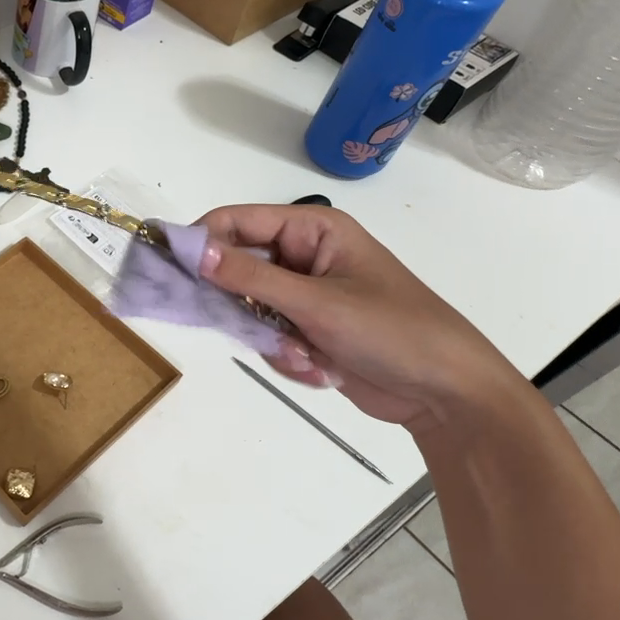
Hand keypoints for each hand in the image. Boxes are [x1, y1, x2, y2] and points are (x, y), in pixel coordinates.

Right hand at [194, 204, 524, 431]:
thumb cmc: (393, 332)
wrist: (451, 397)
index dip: (199, 240)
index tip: (169, 270)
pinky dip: (284, 356)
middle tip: (250, 329)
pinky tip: (319, 369)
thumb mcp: (318, 303)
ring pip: (245, 308)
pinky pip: (265, 336)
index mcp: (310, 230)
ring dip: (268, 337)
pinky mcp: (305, 329)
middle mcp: (302, 255)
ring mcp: (302, 294)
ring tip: (306, 356)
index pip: (234, 222)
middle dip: (241, 305)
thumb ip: (249, 277)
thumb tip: (189, 249)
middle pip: (234, 267)